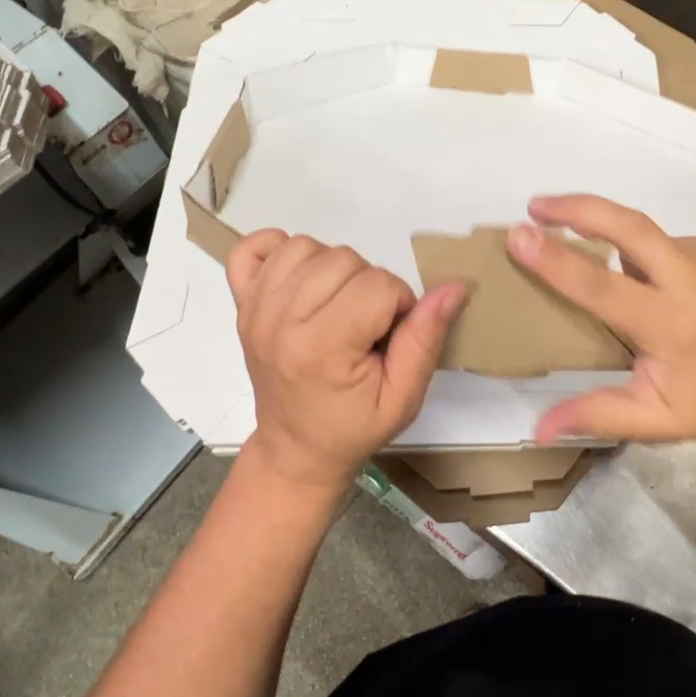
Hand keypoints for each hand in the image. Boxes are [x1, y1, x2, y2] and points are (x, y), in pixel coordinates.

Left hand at [227, 231, 465, 489]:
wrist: (295, 449)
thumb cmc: (353, 427)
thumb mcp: (403, 398)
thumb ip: (425, 340)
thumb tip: (454, 288)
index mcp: (321, 347)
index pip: (378, 286)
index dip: (399, 305)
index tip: (391, 337)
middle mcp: (281, 320)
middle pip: (344, 259)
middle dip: (370, 286)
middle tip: (367, 326)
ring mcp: (256, 309)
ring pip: (308, 247)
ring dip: (333, 268)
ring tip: (338, 304)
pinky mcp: (241, 303)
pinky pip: (255, 248)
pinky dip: (280, 251)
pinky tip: (300, 279)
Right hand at [507, 195, 695, 455]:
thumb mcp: (650, 420)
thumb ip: (594, 415)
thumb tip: (534, 429)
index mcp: (671, 325)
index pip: (603, 286)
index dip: (557, 260)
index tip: (518, 235)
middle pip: (630, 226)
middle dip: (579, 208)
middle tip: (536, 206)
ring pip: (647, 236)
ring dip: (616, 241)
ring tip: (607, 270)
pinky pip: (670, 241)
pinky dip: (648, 253)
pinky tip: (652, 280)